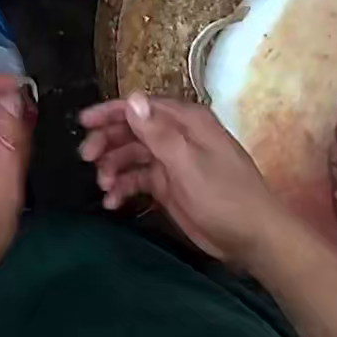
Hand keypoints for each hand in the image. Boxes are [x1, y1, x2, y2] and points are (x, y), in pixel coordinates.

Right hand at [78, 93, 293, 265]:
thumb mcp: (187, 163)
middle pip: (133, 129)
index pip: (142, 107)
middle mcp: (178, 136)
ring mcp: (174, 161)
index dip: (111, 112)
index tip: (83, 122)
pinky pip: (139, 179)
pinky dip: (124, 187)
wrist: (252, 238)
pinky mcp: (170, 186)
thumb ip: (158, 132)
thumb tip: (131, 98)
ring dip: (113, 167)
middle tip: (86, 159)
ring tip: (103, 186)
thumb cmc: (224, 196)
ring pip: (133, 155)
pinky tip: (112, 202)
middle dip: (108, 142)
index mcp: (186, 121)